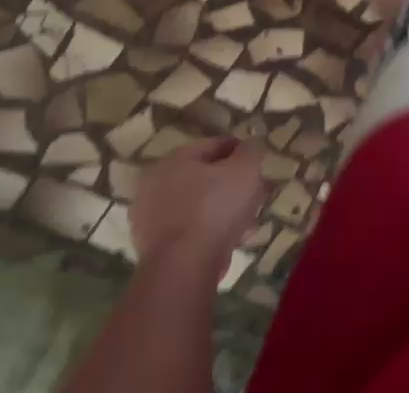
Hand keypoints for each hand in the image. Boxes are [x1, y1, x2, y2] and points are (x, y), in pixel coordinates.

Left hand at [129, 138, 265, 266]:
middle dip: (232, 179)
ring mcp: (149, 215)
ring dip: (221, 203)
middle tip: (257, 188)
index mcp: (173, 159)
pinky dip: (208, 224)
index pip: (215, 144)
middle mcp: (154, 183)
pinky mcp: (152, 242)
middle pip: (204, 174)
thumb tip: (248, 145)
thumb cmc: (216, 206)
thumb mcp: (246, 169)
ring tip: (248, 214)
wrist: (184, 264)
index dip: (243, 150)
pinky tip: (229, 233)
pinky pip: (189, 224)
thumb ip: (250, 150)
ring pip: (197, 200)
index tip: (260, 163)